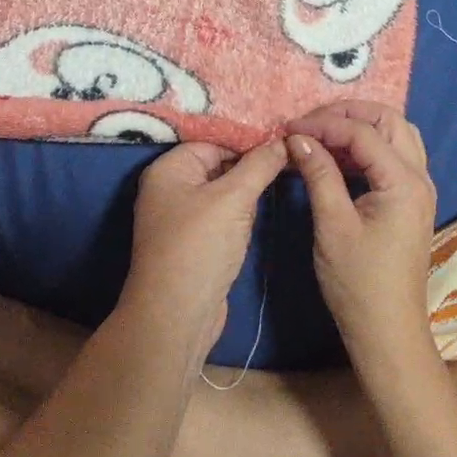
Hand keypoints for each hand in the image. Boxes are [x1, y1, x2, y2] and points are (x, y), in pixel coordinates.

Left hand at [123, 139, 286, 364]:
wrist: (177, 316)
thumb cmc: (200, 246)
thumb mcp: (234, 198)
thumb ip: (260, 165)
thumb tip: (285, 140)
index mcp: (169, 170)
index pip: (213, 143)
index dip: (247, 143)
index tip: (283, 145)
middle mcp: (169, 189)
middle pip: (217, 166)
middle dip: (249, 168)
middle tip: (287, 164)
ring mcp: (180, 219)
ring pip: (222, 193)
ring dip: (246, 194)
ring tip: (278, 186)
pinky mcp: (193, 244)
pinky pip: (220, 217)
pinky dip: (239, 216)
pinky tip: (258, 217)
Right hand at [286, 102, 437, 356]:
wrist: (388, 332)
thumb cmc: (358, 282)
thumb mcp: (332, 225)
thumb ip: (319, 174)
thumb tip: (298, 138)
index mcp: (404, 182)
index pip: (363, 132)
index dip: (324, 124)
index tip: (289, 128)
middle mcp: (420, 177)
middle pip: (390, 121)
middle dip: (349, 114)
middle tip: (311, 124)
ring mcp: (420, 189)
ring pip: (396, 135)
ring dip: (361, 127)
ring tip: (322, 135)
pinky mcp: (411, 201)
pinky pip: (395, 156)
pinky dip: (368, 147)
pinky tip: (339, 158)